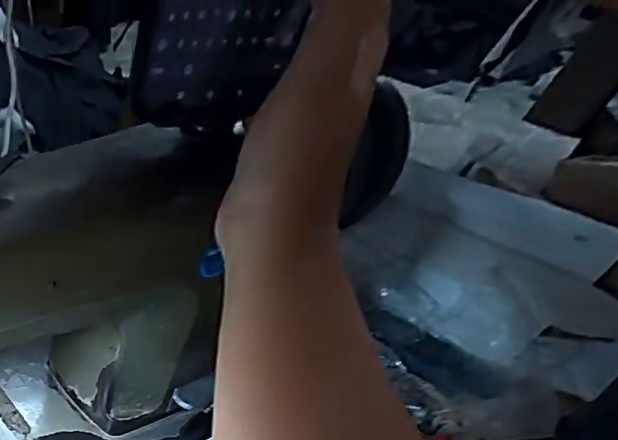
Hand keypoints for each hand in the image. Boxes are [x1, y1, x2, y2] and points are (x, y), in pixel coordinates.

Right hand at [217, 0, 389, 259]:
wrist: (269, 238)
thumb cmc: (292, 160)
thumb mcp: (318, 74)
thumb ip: (339, 14)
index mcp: (356, 65)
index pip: (370, 3)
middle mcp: (339, 86)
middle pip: (344, 23)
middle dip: (323, 5)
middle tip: (284, 0)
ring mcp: (308, 117)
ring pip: (309, 54)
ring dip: (295, 28)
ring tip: (269, 12)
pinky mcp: (275, 141)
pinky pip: (278, 88)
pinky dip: (268, 67)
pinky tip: (247, 61)